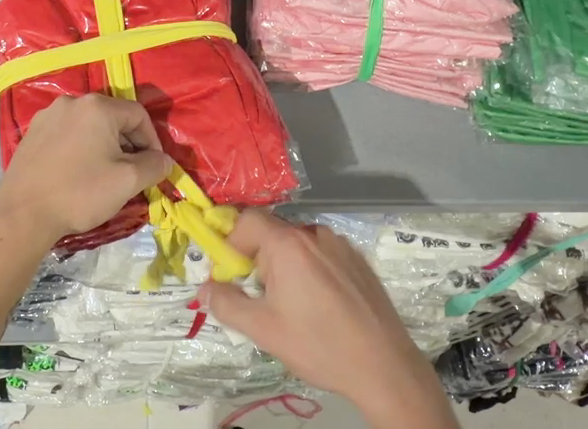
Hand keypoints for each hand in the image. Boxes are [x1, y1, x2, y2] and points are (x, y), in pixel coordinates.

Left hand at [0, 94, 173, 247]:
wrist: (22, 215)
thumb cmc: (80, 193)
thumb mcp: (126, 182)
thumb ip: (153, 166)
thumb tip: (165, 160)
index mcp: (97, 106)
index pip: (138, 114)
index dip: (152, 141)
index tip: (153, 167)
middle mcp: (72, 102)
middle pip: (112, 118)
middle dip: (127, 144)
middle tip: (131, 174)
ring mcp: (48, 116)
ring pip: (89, 126)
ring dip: (103, 147)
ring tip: (105, 176)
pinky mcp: (32, 133)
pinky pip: (67, 134)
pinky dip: (80, 149)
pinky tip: (77, 174)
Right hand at [200, 211, 453, 426]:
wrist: (384, 365)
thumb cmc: (319, 345)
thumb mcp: (264, 331)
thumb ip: (228, 305)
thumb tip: (203, 289)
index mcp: (288, 244)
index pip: (246, 221)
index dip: (231, 243)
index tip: (231, 275)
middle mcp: (313, 233)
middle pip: (272, 233)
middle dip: (258, 259)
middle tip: (261, 297)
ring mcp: (340, 244)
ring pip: (298, 244)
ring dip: (285, 265)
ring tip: (293, 305)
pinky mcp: (357, 259)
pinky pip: (322, 253)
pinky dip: (311, 269)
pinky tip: (321, 305)